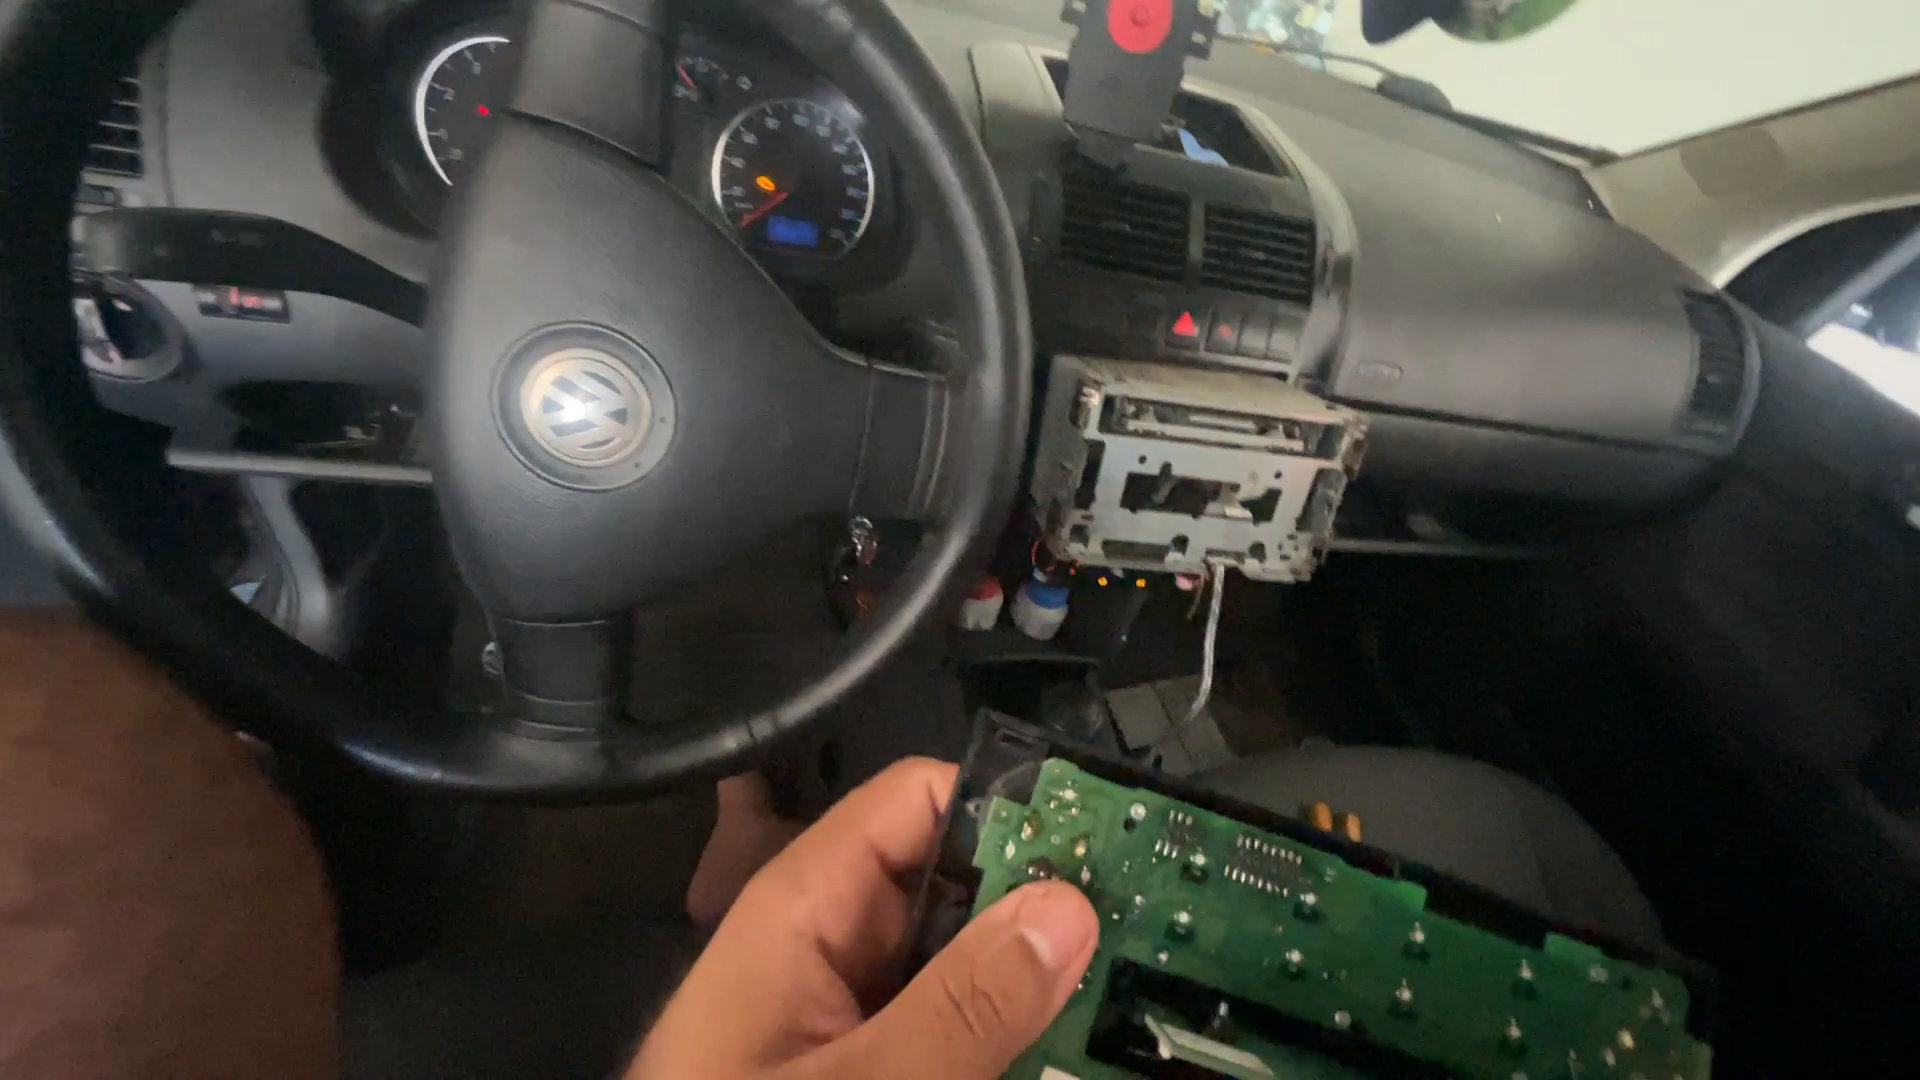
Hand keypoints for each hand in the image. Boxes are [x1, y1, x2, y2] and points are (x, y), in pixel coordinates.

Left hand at [629, 759, 1099, 1079]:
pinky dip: (1006, 1026)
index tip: (1095, 845)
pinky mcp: (870, 1047)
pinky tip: (1067, 1047)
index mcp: (810, 897)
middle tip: (1139, 928)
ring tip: (1127, 989)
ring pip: (966, 952)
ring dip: (1036, 974)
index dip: (1005, 805)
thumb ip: (961, 1006)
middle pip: (956, 875)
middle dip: (1039, 902)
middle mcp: (837, 928)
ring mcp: (855, 995)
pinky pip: (952, 1013)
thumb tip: (1068, 907)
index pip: (918, 798)